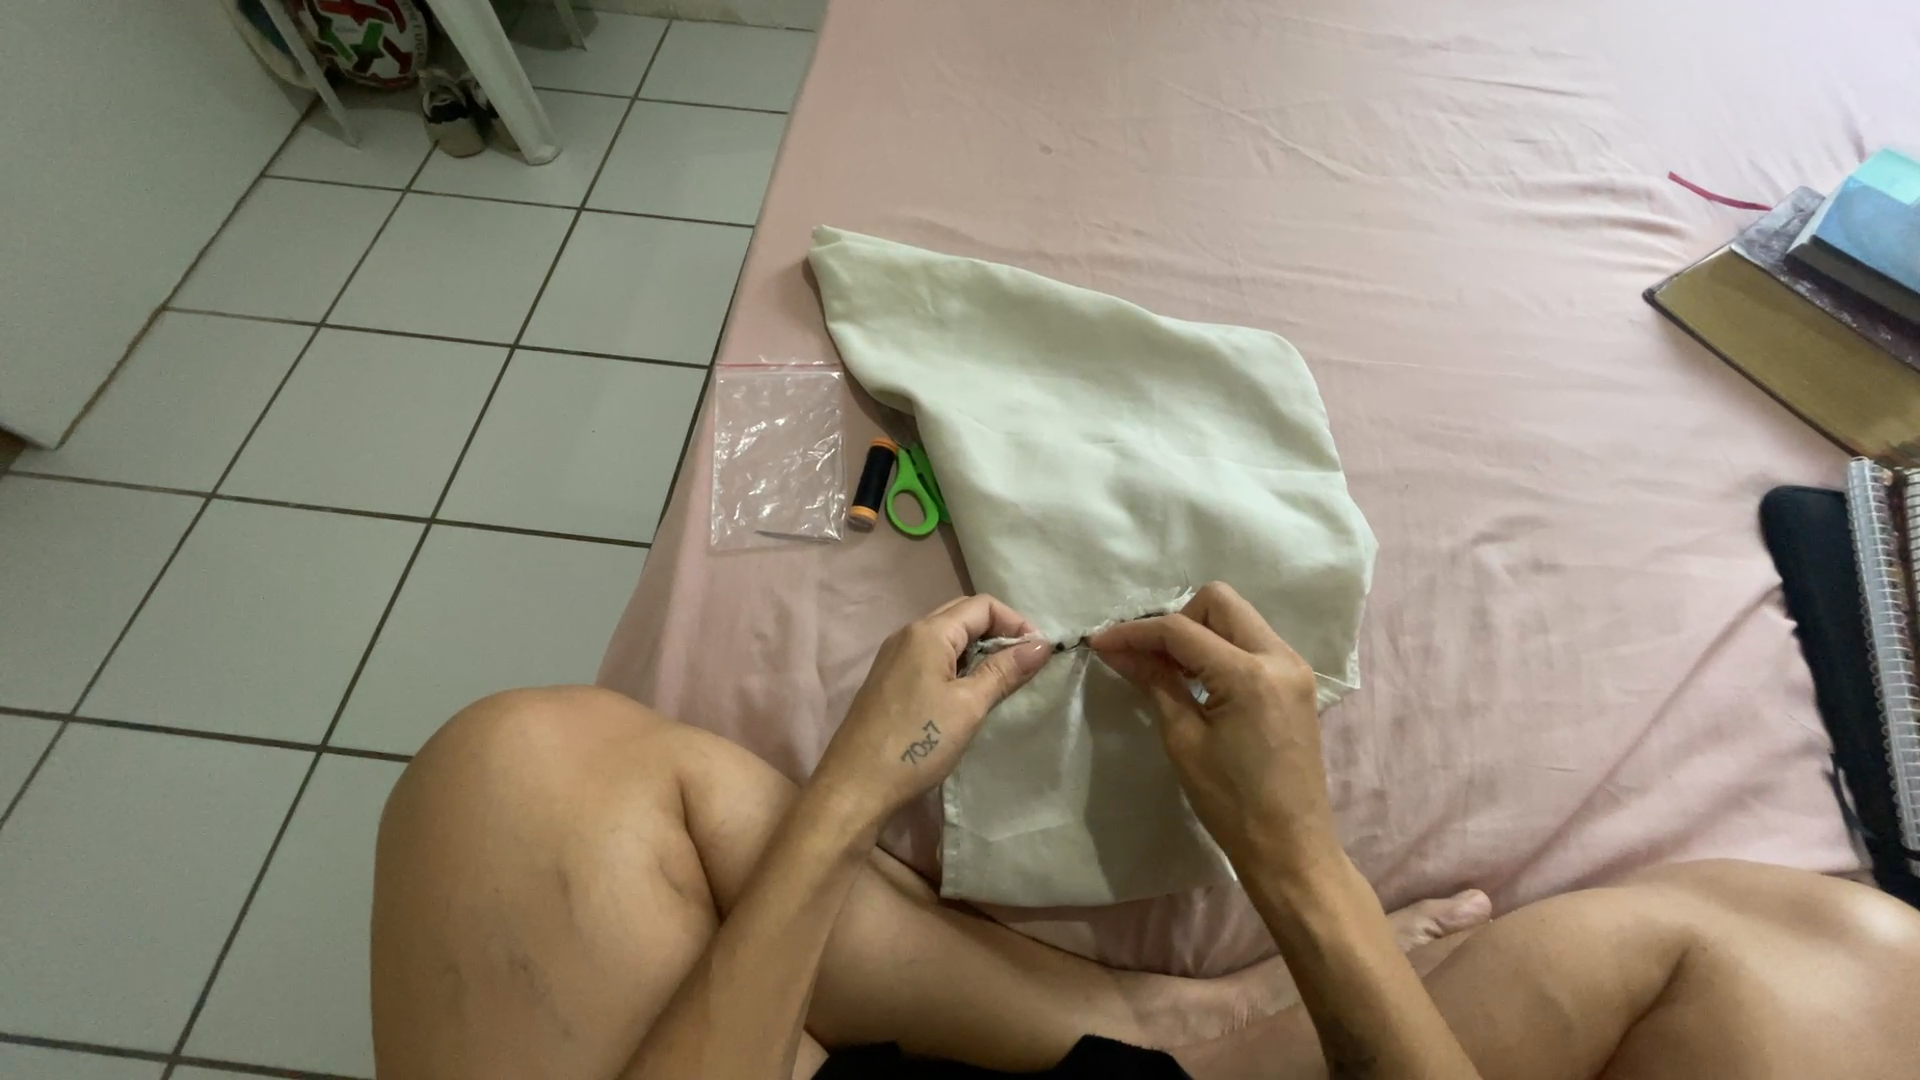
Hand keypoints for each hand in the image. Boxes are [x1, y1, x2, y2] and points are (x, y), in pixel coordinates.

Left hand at [811, 594, 1052, 829]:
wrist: (855, 787)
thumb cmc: (917, 743)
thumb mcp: (969, 705)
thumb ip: (1005, 670)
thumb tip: (1042, 644)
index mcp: (928, 632)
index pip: (983, 606)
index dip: (1016, 623)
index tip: (1039, 654)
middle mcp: (908, 634)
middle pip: (963, 615)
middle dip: (999, 633)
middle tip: (1025, 666)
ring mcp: (895, 657)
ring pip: (947, 637)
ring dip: (978, 651)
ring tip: (1003, 681)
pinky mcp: (889, 680)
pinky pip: (931, 657)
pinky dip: (957, 665)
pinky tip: (970, 694)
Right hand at [1089, 582, 1339, 875]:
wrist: (1292, 849)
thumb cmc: (1231, 803)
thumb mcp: (1183, 740)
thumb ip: (1153, 681)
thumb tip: (1114, 649)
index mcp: (1250, 675)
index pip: (1181, 630)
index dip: (1135, 632)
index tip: (1101, 643)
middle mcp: (1280, 657)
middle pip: (1218, 601)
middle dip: (1176, 620)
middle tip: (1149, 657)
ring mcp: (1293, 668)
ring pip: (1237, 616)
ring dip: (1198, 631)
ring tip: (1170, 671)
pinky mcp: (1296, 682)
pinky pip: (1251, 641)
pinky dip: (1219, 647)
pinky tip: (1199, 680)